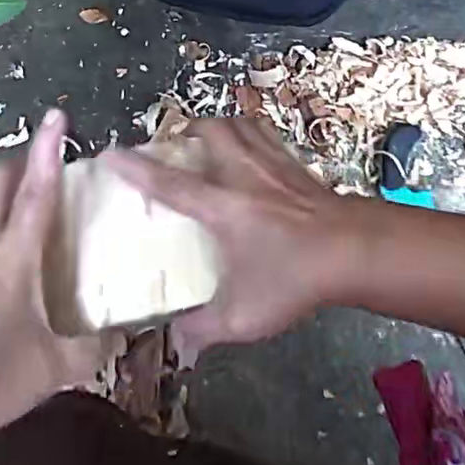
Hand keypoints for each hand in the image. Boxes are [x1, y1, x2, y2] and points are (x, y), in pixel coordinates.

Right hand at [104, 117, 370, 355]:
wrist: (353, 248)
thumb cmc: (295, 278)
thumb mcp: (244, 316)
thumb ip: (203, 328)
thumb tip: (178, 340)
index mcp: (224, 208)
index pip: (170, 184)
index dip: (136, 169)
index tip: (111, 152)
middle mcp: (247, 175)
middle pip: (213, 132)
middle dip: (188, 129)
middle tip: (174, 144)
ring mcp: (276, 164)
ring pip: (243, 125)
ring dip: (222, 125)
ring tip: (209, 139)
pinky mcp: (297, 165)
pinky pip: (268, 134)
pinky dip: (252, 132)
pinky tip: (251, 149)